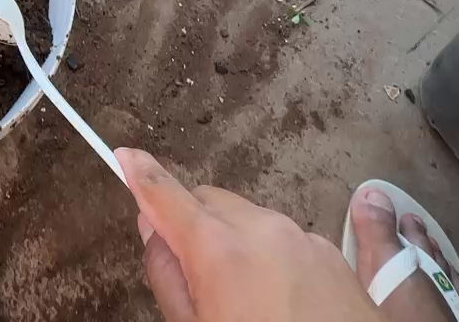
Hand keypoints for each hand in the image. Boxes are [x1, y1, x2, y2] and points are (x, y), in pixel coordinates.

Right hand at [118, 148, 379, 321]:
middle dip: (196, 225)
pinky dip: (276, 256)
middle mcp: (258, 227)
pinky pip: (288, 239)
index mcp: (216, 247)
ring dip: (239, 242)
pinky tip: (291, 302)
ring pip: (249, 220)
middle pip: (207, 202)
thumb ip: (167, 275)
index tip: (123, 155)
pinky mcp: (336, 256)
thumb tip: (155, 229)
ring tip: (255, 299)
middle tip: (201, 277)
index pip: (163, 192)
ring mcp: (302, 238)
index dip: (138, 173)